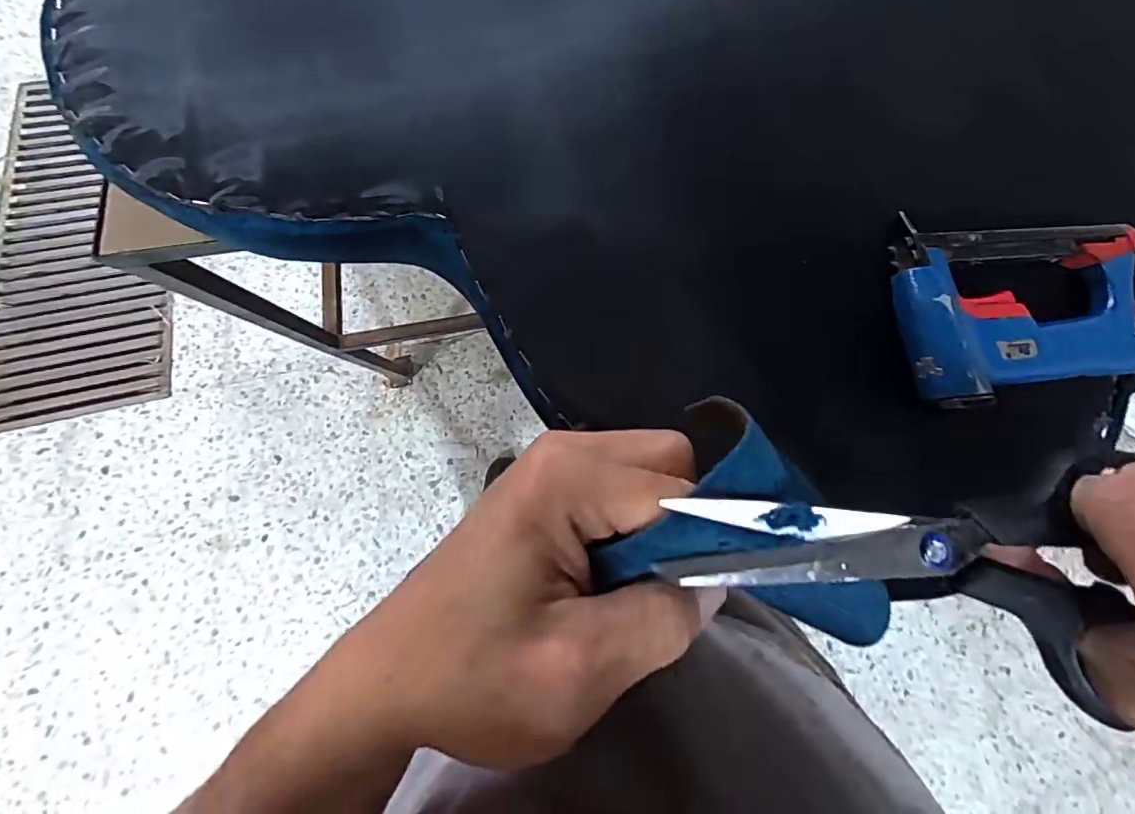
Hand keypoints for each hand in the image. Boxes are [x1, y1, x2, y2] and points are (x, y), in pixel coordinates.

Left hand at [184, 429, 720, 812]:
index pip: (681, 489)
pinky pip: (622, 494)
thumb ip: (661, 619)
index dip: (720, 537)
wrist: (389, 682)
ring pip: (651, 479)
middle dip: (693, 527)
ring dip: (664, 535)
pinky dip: (638, 534)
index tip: (745, 586)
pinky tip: (616, 583)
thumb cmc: (472, 678)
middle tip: (678, 597)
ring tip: (642, 597)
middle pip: (670, 465)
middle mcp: (564, 452)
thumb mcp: (578, 668)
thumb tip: (716, 580)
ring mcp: (553, 468)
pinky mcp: (548, 492)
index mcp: (567, 477)